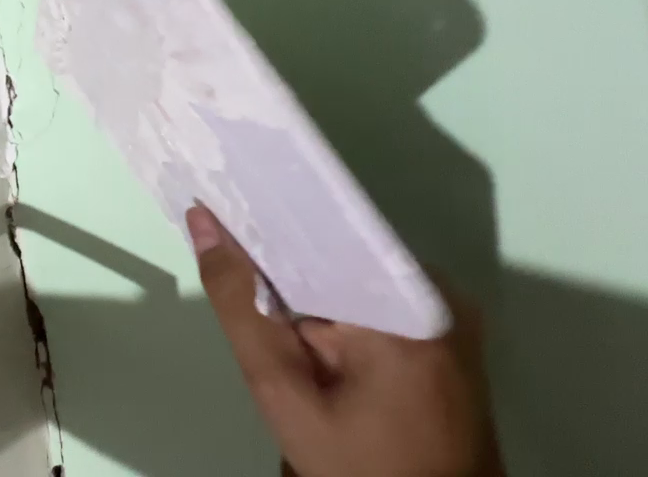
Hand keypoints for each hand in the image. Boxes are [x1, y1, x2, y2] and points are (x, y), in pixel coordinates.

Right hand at [187, 205, 503, 476]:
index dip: (262, 213)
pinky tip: (289, 304)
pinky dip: (325, 292)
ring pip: (346, 266)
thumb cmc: (357, 464)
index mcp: (409, 309)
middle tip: (220, 237)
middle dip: (276, 247)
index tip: (216, 197)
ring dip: (298, 272)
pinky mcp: (442, 333)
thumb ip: (238, 302)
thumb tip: (201, 219)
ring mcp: (446, 316)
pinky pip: (368, 289)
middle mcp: (438, 299)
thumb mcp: (280, 388)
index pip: (320, 232)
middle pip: (334, 248)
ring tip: (245, 266)